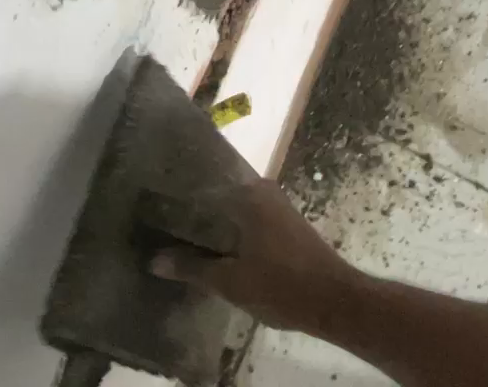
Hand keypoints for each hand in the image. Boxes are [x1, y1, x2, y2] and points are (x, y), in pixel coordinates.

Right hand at [147, 178, 361, 333]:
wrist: (333, 298)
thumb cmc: (279, 285)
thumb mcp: (230, 281)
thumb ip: (191, 268)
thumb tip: (154, 260)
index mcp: (246, 195)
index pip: (200, 193)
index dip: (177, 208)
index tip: (155, 219)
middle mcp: (261, 188)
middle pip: (218, 198)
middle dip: (196, 214)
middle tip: (166, 230)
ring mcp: (276, 202)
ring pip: (235, 208)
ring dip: (215, 224)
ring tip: (186, 240)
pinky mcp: (285, 219)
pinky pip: (250, 217)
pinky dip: (233, 229)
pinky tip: (219, 248)